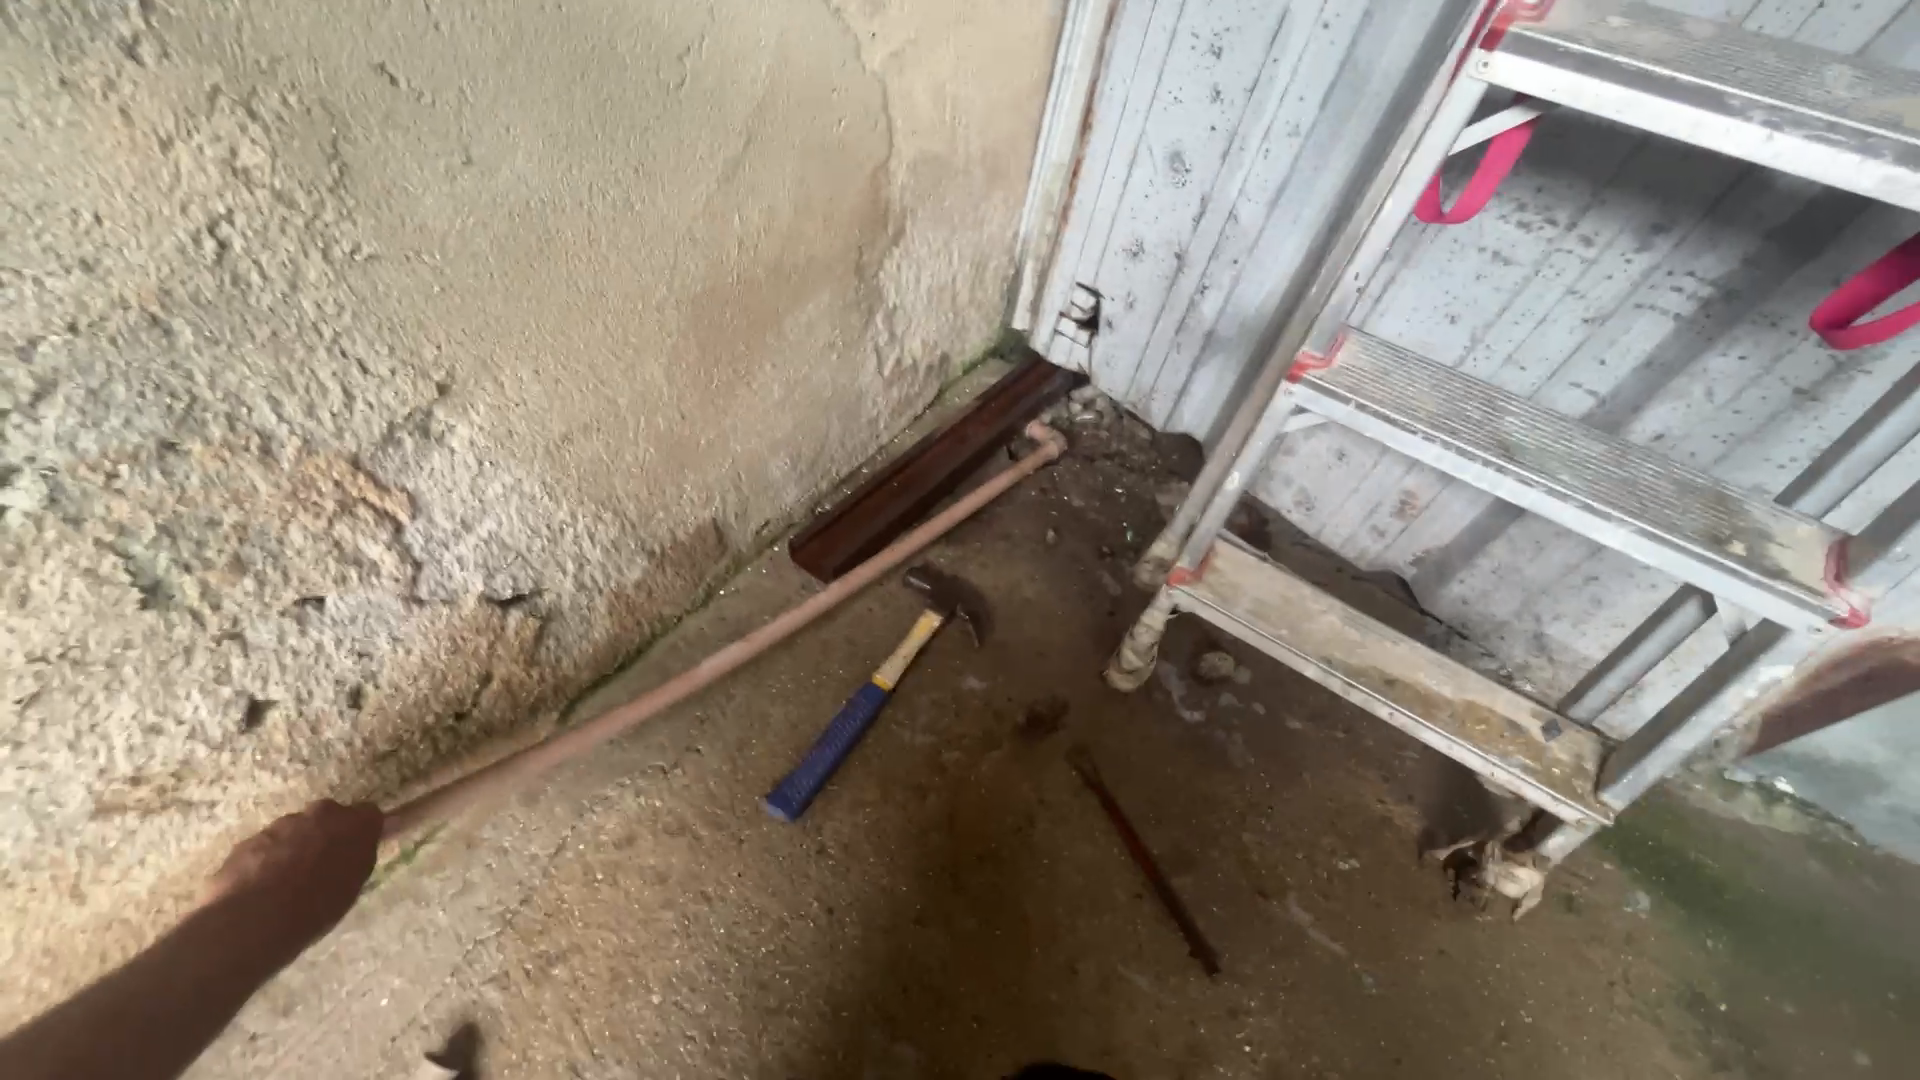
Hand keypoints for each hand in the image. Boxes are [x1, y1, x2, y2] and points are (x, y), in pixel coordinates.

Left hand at [204, 800, 383, 961]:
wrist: (255, 920)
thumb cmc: (318, 905)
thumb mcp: (354, 884)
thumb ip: (356, 858)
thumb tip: (353, 851)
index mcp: (357, 823)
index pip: (369, 815)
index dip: (361, 831)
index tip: (356, 848)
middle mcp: (323, 814)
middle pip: (328, 816)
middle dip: (325, 833)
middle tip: (321, 862)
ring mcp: (282, 825)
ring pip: (293, 830)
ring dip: (293, 846)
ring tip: (284, 879)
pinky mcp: (249, 840)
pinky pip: (264, 846)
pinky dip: (265, 860)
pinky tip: (260, 886)